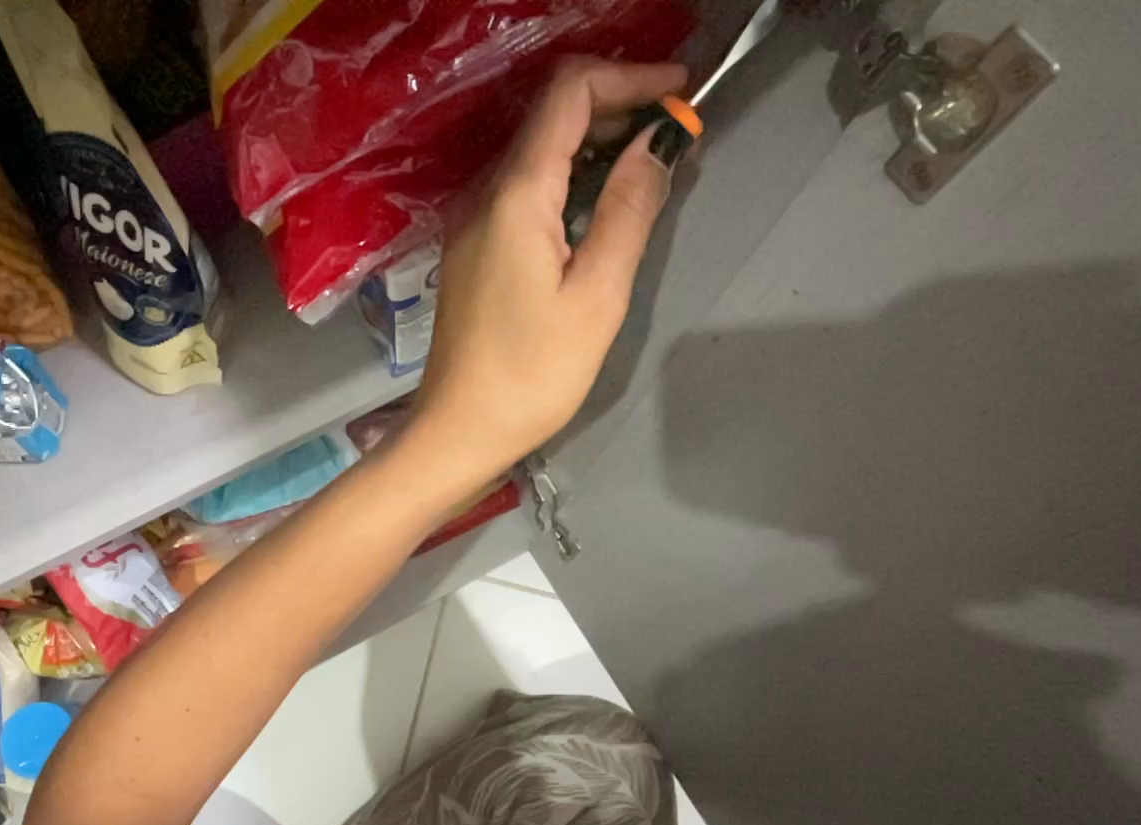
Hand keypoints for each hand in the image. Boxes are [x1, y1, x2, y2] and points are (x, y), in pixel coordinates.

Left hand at [404, 58, 687, 480]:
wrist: (459, 431)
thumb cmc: (531, 376)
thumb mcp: (596, 295)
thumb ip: (627, 211)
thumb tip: (655, 145)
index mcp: (515, 197)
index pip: (568, 94)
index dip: (629, 77)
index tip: (680, 93)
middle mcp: (483, 197)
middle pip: (549, 118)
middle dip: (615, 107)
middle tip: (672, 133)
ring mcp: (470, 225)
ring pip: (534, 156)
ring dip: (591, 146)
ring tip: (645, 168)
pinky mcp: (470, 254)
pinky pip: (519, 194)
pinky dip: (564, 183)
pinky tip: (596, 210)